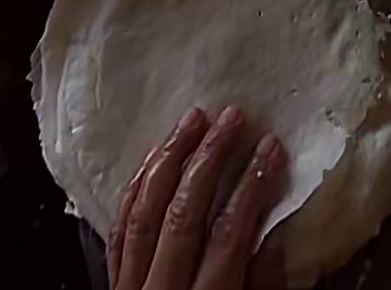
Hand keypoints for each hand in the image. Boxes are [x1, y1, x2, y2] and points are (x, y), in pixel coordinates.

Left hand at [108, 106, 287, 289]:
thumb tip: (276, 235)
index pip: (230, 237)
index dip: (253, 187)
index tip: (272, 146)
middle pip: (185, 212)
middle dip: (211, 158)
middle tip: (234, 117)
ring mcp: (131, 289)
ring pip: (147, 209)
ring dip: (171, 156)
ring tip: (194, 118)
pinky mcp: (114, 286)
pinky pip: (121, 226)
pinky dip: (137, 186)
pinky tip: (154, 155)